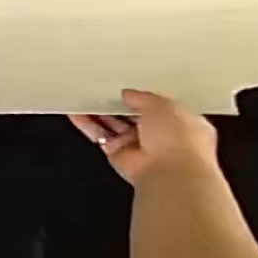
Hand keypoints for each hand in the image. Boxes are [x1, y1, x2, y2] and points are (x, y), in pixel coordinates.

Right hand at [68, 89, 219, 185]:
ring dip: (98, 111)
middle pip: (131, 114)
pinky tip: (75, 112)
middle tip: (102, 89)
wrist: (169, 172)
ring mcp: (137, 144)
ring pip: (112, 123)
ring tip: (84, 96)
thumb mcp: (165, 106)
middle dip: (117, 103)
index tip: (127, 85)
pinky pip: (97, 134)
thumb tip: (128, 94)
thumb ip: (143, 97)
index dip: (143, 95)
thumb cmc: (181, 142)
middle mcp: (160, 135)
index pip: (159, 105)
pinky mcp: (117, 152)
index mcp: (182, 122)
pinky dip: (85, 124)